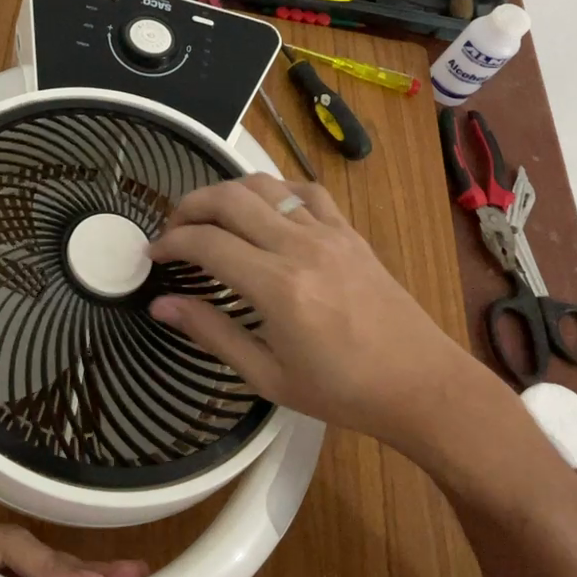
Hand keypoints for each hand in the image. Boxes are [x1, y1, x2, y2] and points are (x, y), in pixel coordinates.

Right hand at [148, 174, 488, 452]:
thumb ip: (210, 333)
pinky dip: (273, 189)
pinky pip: (304, 190)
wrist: (422, 385)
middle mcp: (299, 246)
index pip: (206, 243)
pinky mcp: (349, 231)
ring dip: (225, 192)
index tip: (154, 255)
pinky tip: (264, 210)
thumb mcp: (268, 376)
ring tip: (209, 217)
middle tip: (172, 230)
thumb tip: (160, 305)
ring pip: (262, 184)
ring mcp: (328, 232)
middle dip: (188, 206)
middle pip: (227, 198)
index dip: (170, 242)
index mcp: (277, 287)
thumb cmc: (342, 392)